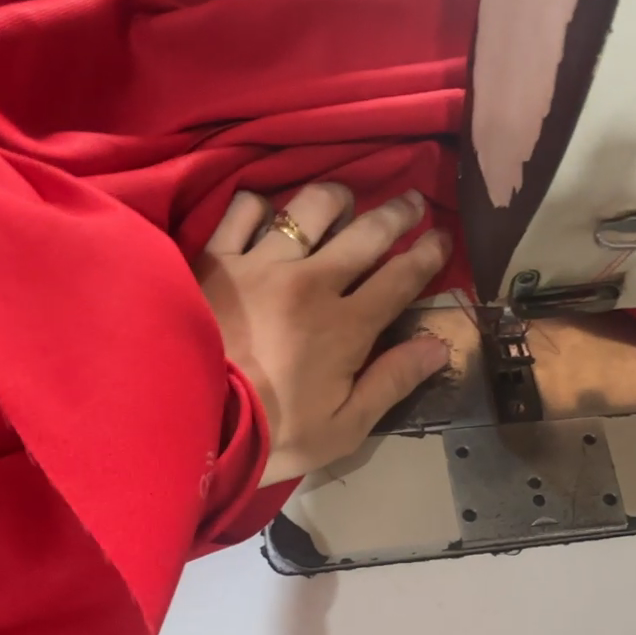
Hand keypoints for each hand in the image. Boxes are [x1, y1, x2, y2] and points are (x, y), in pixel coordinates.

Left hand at [195, 183, 452, 484]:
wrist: (191, 424)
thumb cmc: (273, 435)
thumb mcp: (344, 428)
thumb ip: (392, 382)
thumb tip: (438, 346)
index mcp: (347, 326)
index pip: (400, 278)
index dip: (428, 255)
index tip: (444, 237)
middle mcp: (311, 282)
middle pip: (365, 233)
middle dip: (397, 214)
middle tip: (414, 201)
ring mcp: (261, 264)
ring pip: (309, 209)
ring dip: (336, 199)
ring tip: (345, 199)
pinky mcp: (217, 258)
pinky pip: (244, 211)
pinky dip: (262, 206)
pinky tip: (270, 213)